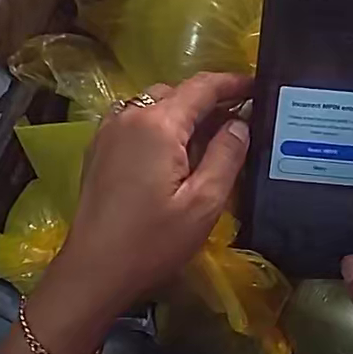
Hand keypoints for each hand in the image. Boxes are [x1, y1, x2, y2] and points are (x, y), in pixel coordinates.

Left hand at [39, 72, 252, 330]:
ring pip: (153, 104)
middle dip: (209, 100)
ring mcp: (108, 132)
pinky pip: (134, 120)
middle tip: (238, 120)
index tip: (257, 87)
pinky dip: (158, 124)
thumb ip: (227, 155)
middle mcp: (129, 117)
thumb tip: (239, 123)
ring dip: (182, 111)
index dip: (233, 83)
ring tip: (207, 136)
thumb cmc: (154, 241)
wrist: (95, 270)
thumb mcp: (204, 203)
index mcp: (158, 124)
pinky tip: (170, 151)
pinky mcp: (98, 150)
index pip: (202, 87)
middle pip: (176, 92)